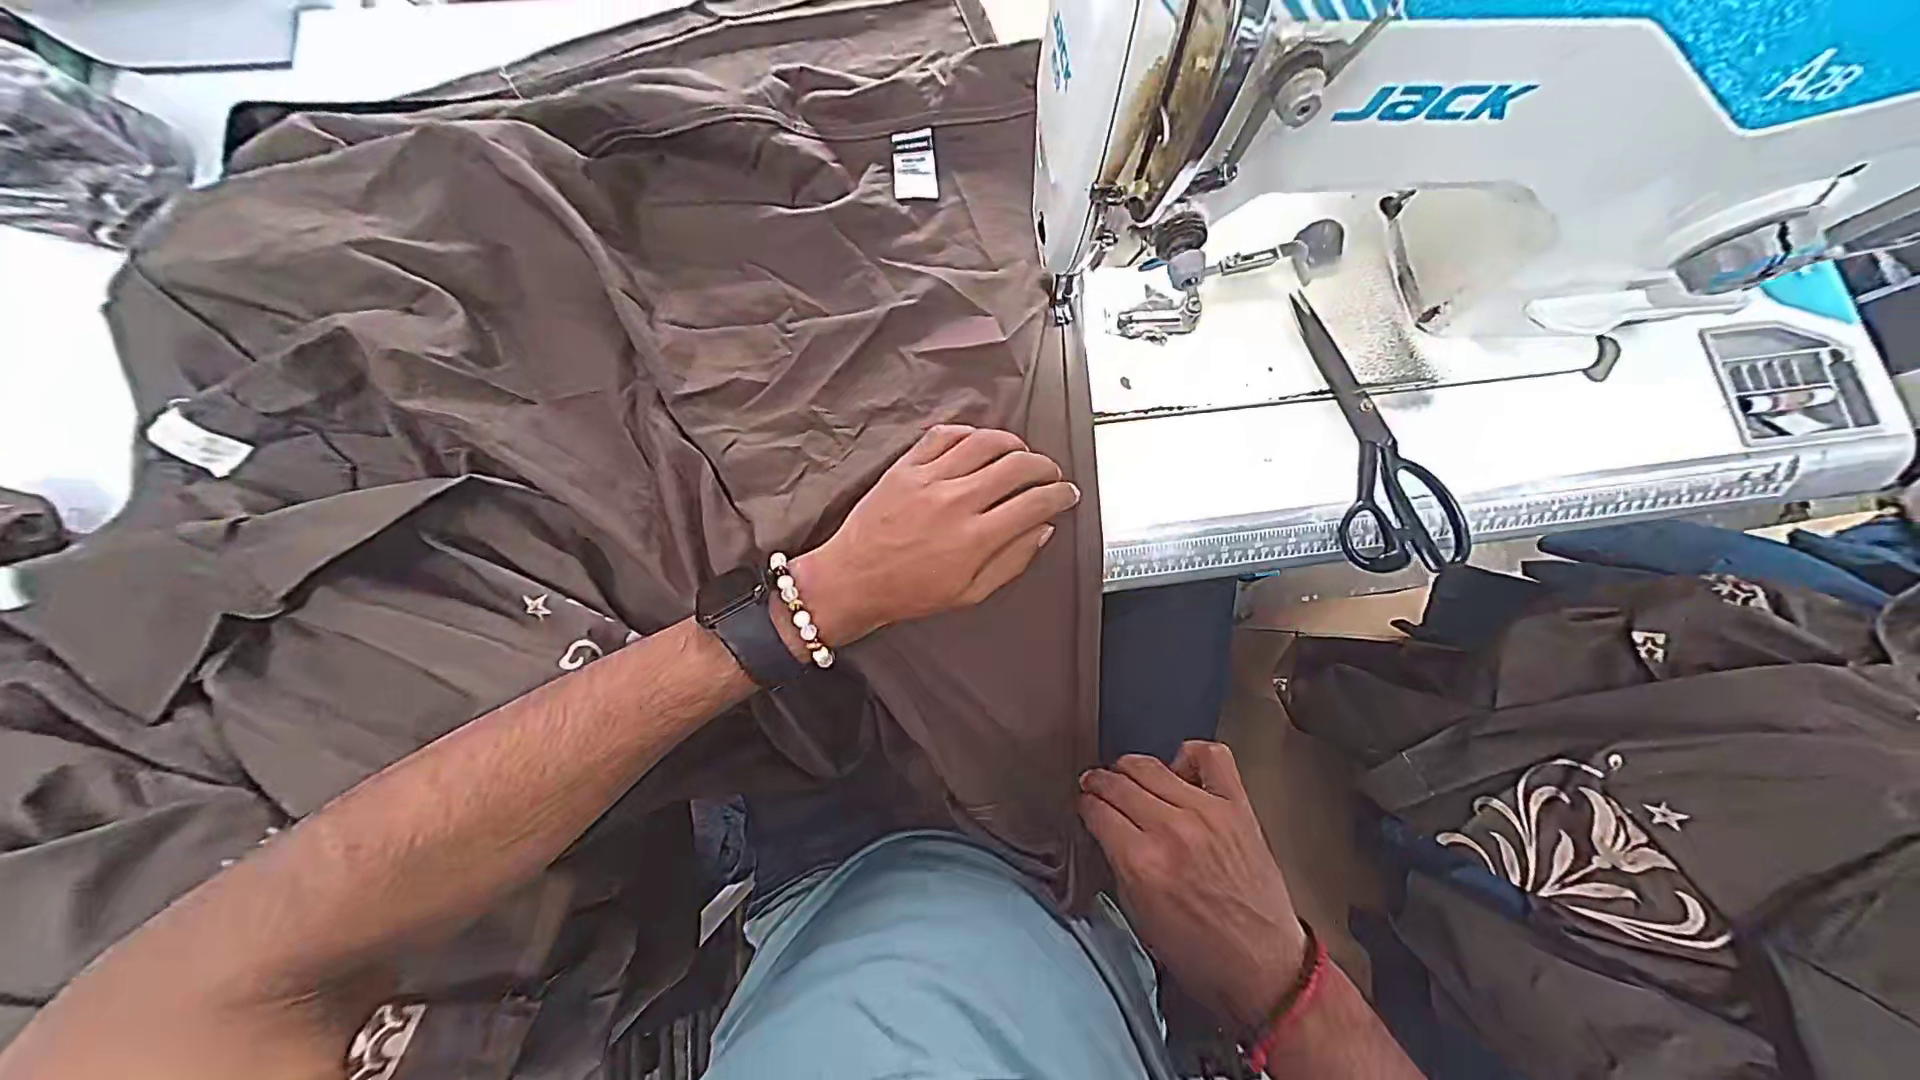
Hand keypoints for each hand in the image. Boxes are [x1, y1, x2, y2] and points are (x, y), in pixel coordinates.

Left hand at [789, 425, 1078, 645]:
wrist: (853, 580)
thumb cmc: (908, 592)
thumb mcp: (970, 593)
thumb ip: (1012, 560)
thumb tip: (1042, 530)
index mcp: (975, 538)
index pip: (1035, 502)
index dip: (1060, 494)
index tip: (1067, 493)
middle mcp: (955, 502)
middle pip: (1017, 465)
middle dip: (1045, 466)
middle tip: (1050, 473)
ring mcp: (928, 480)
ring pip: (985, 442)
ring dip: (1013, 443)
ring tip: (1020, 453)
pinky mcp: (905, 467)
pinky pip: (944, 435)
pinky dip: (968, 432)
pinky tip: (977, 443)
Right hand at [1078, 741, 1307, 1031]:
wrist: (1266, 970)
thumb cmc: (1206, 955)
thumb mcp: (1139, 916)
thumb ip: (1117, 862)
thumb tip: (1104, 826)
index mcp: (1141, 863)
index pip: (1096, 809)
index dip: (1085, 805)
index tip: (1087, 806)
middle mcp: (1171, 831)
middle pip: (1116, 782)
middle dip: (1099, 784)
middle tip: (1098, 787)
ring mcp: (1206, 814)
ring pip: (1149, 765)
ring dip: (1129, 770)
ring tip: (1129, 778)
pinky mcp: (1237, 807)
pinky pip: (1209, 756)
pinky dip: (1189, 756)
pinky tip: (1181, 771)